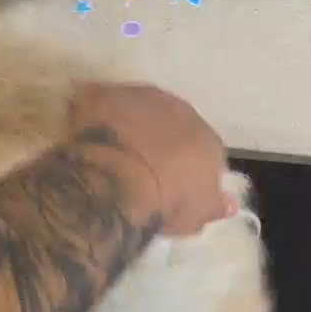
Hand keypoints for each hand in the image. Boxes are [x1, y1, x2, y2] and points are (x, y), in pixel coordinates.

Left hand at [68, 84, 230, 236]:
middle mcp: (179, 109)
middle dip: (155, 136)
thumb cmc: (162, 203)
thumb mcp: (195, 216)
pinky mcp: (103, 95)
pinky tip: (80, 125)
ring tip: (107, 142)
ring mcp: (140, 98)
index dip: (183, 162)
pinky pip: (96, 96)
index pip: (202, 147)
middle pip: (169, 121)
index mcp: (206, 139)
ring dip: (124, 119)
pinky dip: (90, 108)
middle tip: (136, 159)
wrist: (118, 182)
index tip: (168, 178)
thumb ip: (213, 205)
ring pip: (135, 105)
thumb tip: (230, 203)